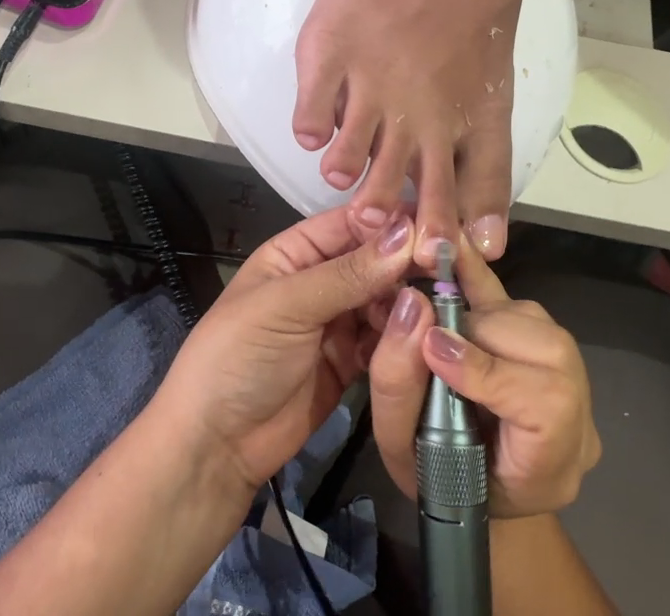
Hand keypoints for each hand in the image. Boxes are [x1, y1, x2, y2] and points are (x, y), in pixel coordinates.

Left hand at [149, 209, 417, 493]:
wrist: (217, 444)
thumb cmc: (237, 358)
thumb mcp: (285, 307)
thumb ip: (346, 274)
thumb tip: (405, 235)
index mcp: (296, 253)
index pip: (352, 224)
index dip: (392, 225)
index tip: (437, 231)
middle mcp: (321, 281)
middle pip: (376, 262)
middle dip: (409, 267)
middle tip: (452, 274)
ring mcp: (340, 323)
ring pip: (388, 301)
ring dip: (411, 304)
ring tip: (441, 310)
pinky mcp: (355, 362)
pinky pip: (389, 341)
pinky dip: (407, 339)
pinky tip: (430, 339)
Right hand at [292, 0, 560, 266]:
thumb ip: (477, 41)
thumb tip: (447, 63)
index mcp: (486, 84)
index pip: (486, 173)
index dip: (480, 216)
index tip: (478, 252)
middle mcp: (433, 95)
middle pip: (419, 181)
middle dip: (412, 221)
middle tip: (396, 240)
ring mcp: (378, 71)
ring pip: (363, 156)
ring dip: (357, 180)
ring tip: (348, 189)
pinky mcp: (333, 35)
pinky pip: (314, 106)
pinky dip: (312, 124)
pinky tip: (313, 133)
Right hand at [368, 242, 599, 517]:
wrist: (471, 488)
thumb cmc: (435, 479)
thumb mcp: (400, 451)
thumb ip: (400, 386)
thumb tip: (411, 305)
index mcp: (552, 466)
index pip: (545, 406)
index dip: (489, 368)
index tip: (433, 347)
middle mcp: (578, 419)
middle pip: (547, 351)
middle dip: (477, 329)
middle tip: (423, 326)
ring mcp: (573, 378)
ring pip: (537, 321)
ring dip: (480, 309)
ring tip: (435, 316)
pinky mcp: (547, 342)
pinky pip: (520, 302)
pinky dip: (482, 276)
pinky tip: (452, 252)